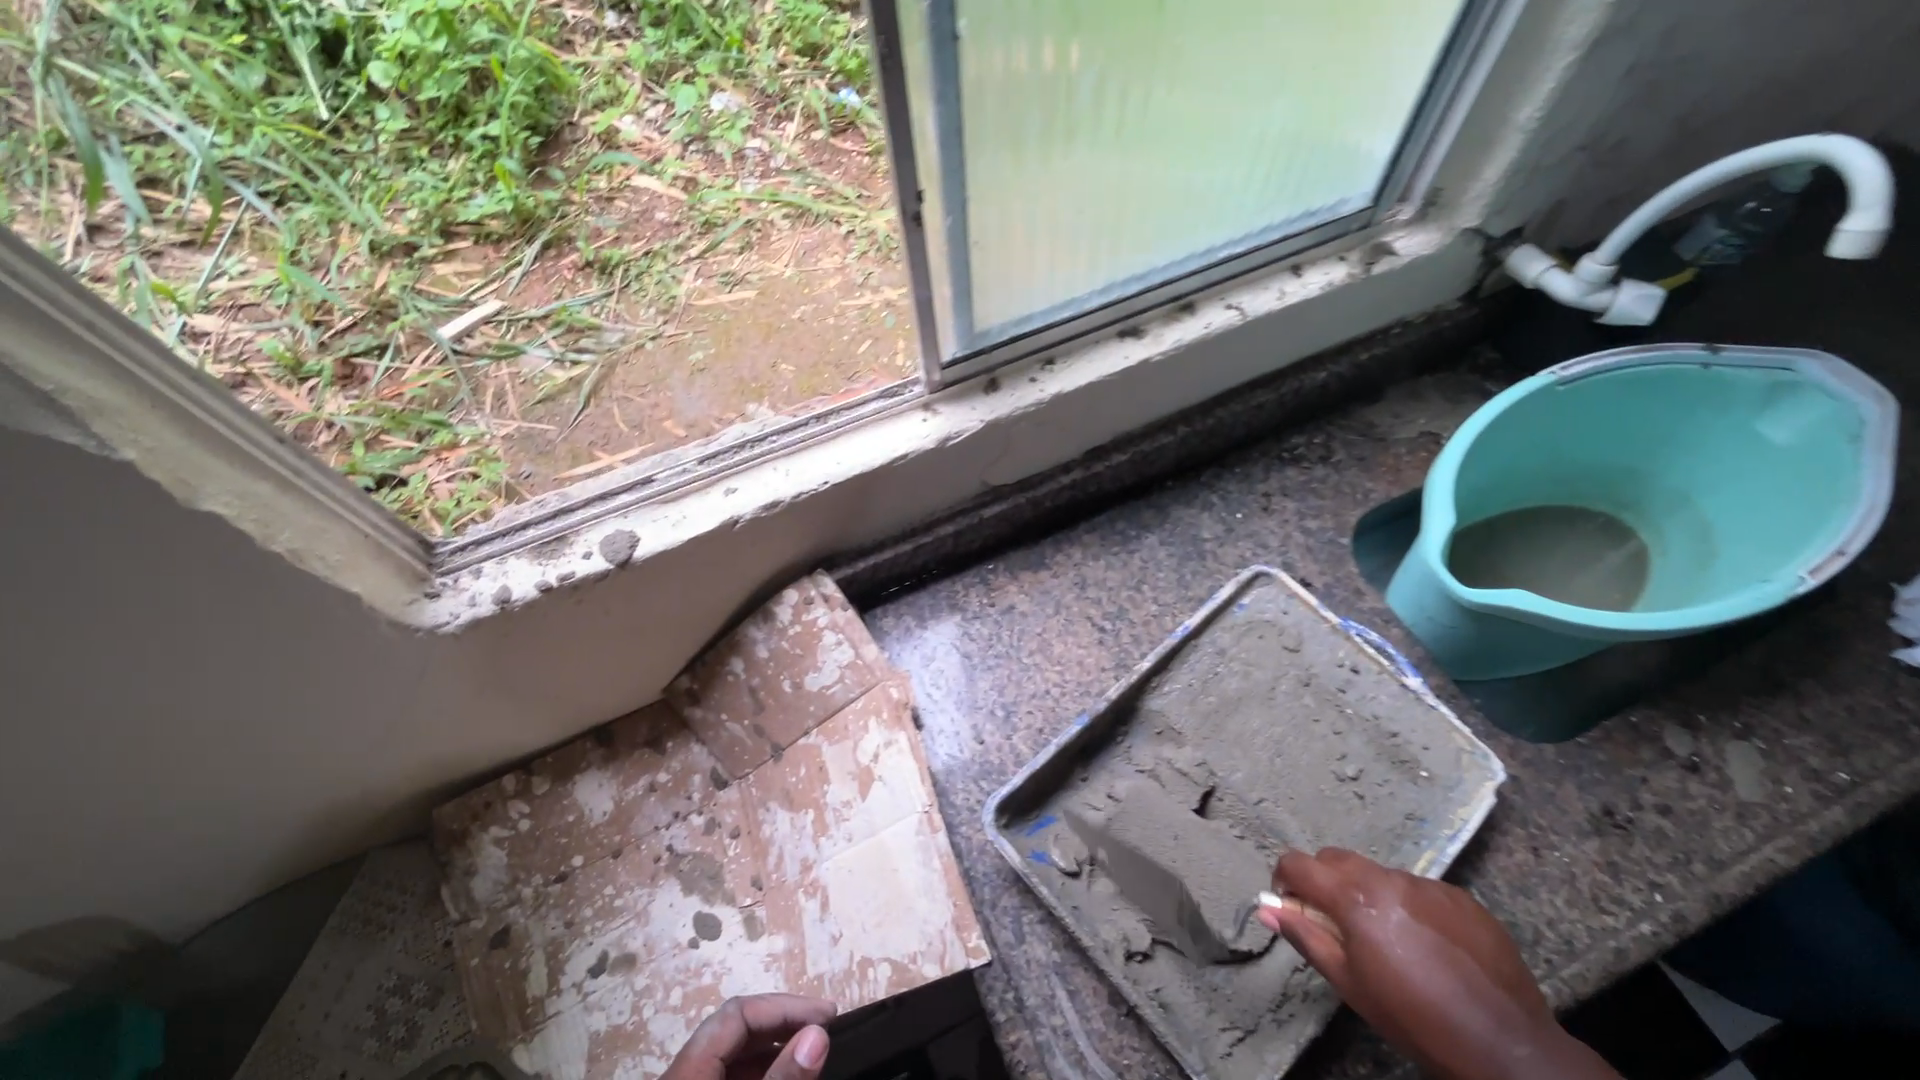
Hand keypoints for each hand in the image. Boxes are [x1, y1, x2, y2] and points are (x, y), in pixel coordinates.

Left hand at [660, 994, 835, 1079]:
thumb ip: (782, 1078)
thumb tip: (819, 1034)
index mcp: (687, 1068)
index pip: (737, 1012)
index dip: (784, 1006)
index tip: (827, 1015)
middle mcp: (684, 1071)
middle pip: (734, 1028)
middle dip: (782, 1022)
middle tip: (825, 1029)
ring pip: (733, 1054)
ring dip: (775, 1046)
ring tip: (813, 1050)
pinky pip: (729, 1074)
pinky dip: (762, 1070)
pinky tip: (787, 1074)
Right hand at [1258, 849, 1619, 1079]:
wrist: (1503, 1043)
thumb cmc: (1412, 1017)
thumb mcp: (1348, 983)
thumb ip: (1306, 937)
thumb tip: (1267, 909)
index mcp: (1355, 897)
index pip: (1299, 863)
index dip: (1285, 880)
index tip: (1291, 906)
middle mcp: (1390, 878)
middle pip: (1337, 858)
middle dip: (1324, 881)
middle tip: (1334, 924)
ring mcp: (1430, 885)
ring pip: (1380, 875)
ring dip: (1368, 895)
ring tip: (1387, 942)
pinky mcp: (1463, 898)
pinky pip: (1419, 891)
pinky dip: (1408, 908)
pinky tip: (1427, 947)